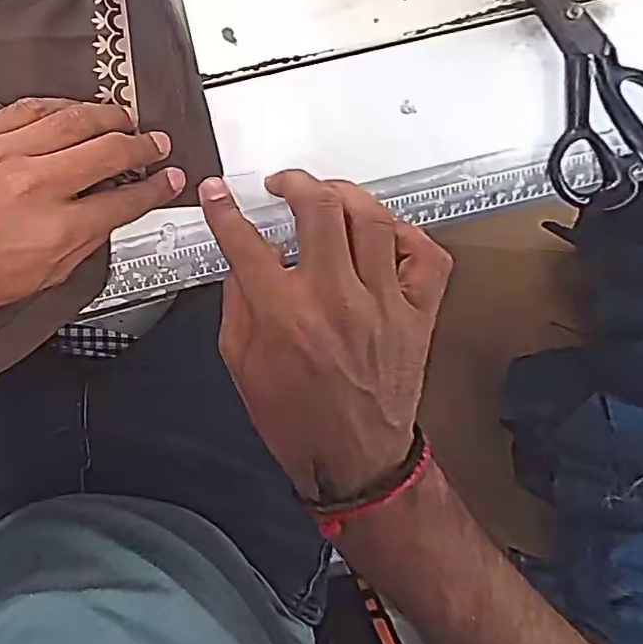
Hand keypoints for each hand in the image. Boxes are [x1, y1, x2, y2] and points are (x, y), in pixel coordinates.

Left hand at [0, 99, 182, 358]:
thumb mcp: (42, 276)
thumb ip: (86, 239)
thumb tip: (113, 209)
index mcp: (53, 232)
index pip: (123, 199)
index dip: (155, 187)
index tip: (167, 178)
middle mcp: (32, 187)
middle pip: (108, 150)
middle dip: (142, 145)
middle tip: (155, 143)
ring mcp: (2, 155)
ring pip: (74, 119)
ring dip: (108, 116)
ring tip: (123, 119)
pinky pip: (29, 107)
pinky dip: (60, 106)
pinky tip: (73, 109)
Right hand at [199, 170, 452, 501]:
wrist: (355, 460)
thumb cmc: (294, 417)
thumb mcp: (239, 360)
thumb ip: (237, 302)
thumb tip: (242, 260)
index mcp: (282, 314)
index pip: (245, 241)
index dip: (223, 209)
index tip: (217, 193)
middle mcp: (334, 300)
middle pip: (318, 210)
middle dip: (294, 182)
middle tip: (283, 184)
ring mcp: (383, 305)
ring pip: (372, 220)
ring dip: (344, 195)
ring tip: (328, 195)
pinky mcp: (417, 315)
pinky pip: (425, 256)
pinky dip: (404, 232)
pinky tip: (381, 232)